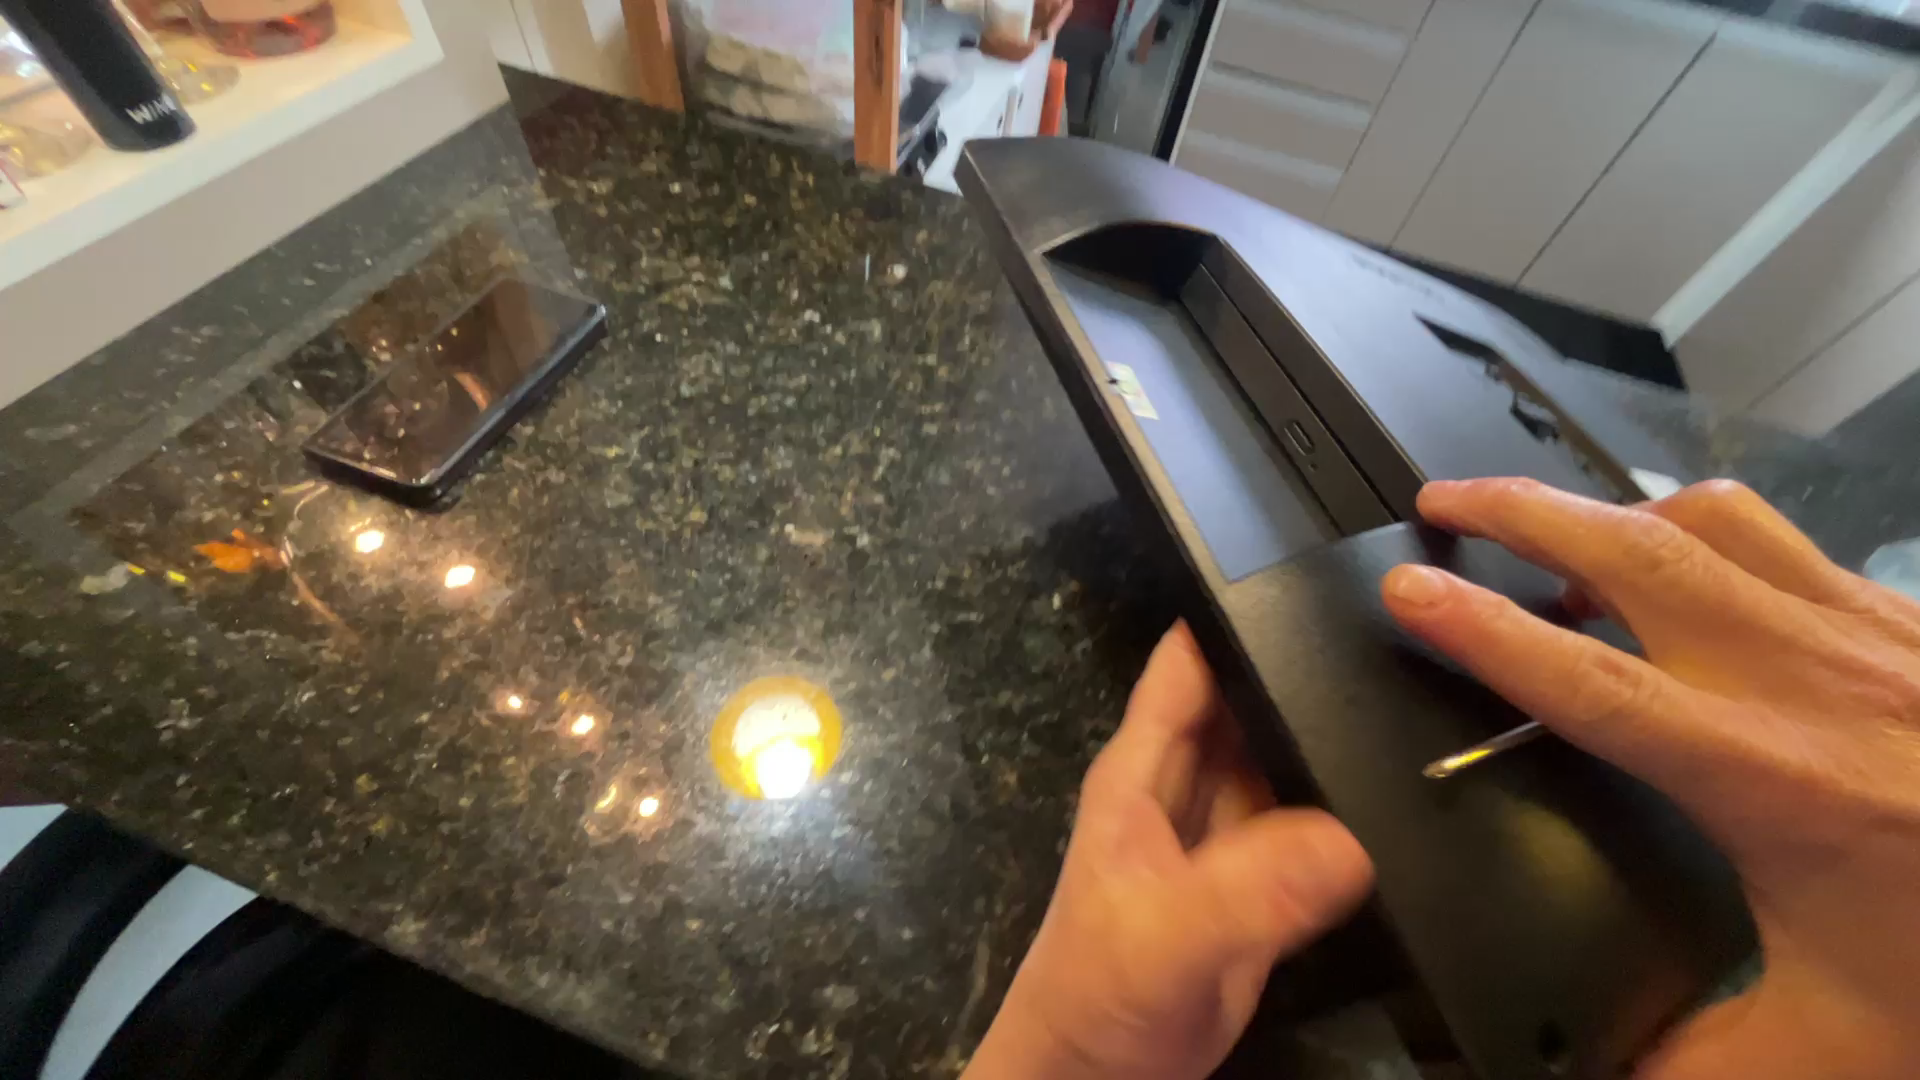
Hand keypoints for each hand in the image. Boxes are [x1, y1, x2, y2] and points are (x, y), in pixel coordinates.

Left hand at [963, 623, 1373, 1079]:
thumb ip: (1249, 889)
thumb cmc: (1099, 987)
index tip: (1304, 584)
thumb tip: (1350, 841)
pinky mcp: (1255, 881)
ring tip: (1409, 704)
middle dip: (1299, 674)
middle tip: (1391, 641)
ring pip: (1278, 762)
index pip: (1184, 666)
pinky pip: (1304, 826)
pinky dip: (1342, 811)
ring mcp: (1223, 832)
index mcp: (1143, 769)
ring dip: (1325, 741)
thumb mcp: (1166, 932)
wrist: (1098, 1069)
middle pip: (1244, 704)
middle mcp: (1184, 784)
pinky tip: (1395, 797)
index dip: (1231, 619)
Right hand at [1382, 478, 1919, 1079]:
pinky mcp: (1903, 616)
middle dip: (1518, 511)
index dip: (1483, 628)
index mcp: (1774, 779)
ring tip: (1542, 527)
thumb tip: (1590, 1076)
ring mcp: (1869, 632)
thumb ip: (1701, 1058)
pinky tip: (1659, 569)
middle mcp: (1813, 682)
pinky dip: (1684, 531)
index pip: (1588, 683)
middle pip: (1635, 552)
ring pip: (1706, 520)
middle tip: (1438, 502)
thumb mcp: (1848, 1039)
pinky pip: (1769, 536)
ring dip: (1601, 512)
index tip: (1405, 586)